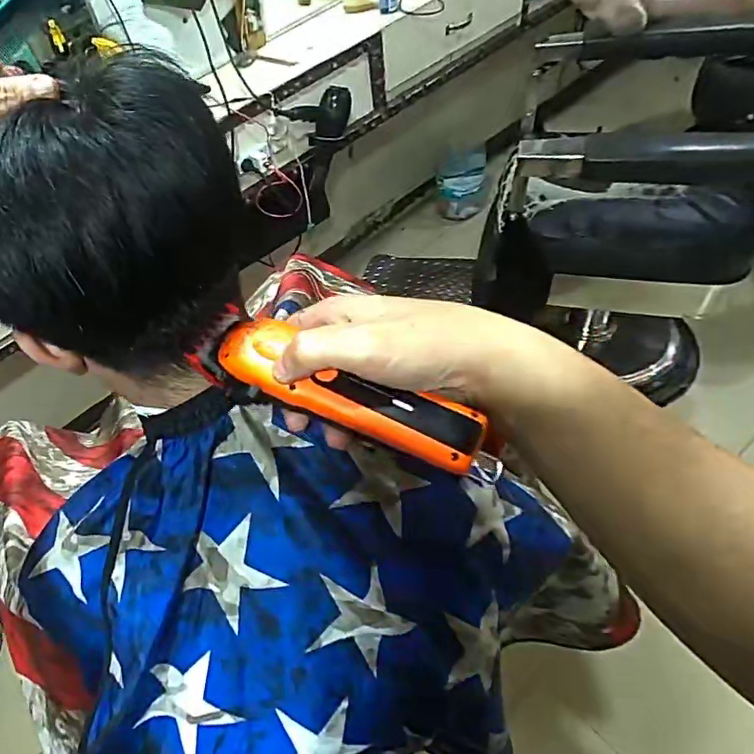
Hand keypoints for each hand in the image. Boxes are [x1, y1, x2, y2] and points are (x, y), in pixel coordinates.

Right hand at [272, 296, 579, 442]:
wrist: (489, 366)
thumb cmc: (421, 347)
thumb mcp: (361, 345)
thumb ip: (312, 351)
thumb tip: (274, 367)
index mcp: (343, 314)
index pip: (293, 328)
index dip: (274, 355)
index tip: (264, 388)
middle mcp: (357, 334)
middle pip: (314, 364)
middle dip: (305, 396)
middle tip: (300, 425)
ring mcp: (380, 361)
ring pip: (340, 390)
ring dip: (332, 415)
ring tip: (335, 439)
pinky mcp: (399, 385)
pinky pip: (367, 404)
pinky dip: (358, 420)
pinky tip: (359, 438)